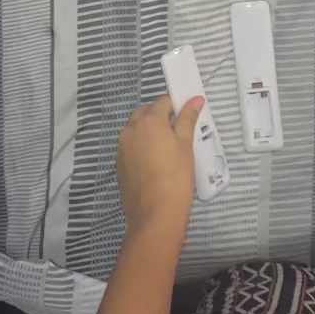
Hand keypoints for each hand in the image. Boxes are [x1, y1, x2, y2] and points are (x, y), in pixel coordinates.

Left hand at [116, 95, 203, 236]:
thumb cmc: (176, 176)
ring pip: (136, 129)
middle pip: (146, 113)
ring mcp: (121, 147)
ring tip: (166, 151)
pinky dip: (141, 147)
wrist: (155, 213)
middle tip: (177, 135)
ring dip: (149, 132)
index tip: (185, 122)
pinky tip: (154, 164)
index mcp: (148, 121)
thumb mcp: (186, 145)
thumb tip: (195, 99)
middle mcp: (130, 129)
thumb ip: (188, 118)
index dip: (175, 108)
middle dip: (160, 118)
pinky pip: (130, 146)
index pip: (162, 102)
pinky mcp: (119, 164)